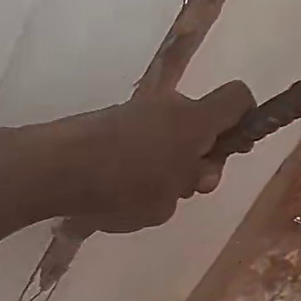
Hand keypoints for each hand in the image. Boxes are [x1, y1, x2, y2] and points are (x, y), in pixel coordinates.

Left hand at [16, 82, 254, 232]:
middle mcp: (170, 106)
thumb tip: (193, 172)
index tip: (231, 151)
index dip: (245, 121)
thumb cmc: (122, 187)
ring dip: (167, 162)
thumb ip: (189, 182)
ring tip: (143, 197)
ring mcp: (137, 109)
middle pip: (201, 123)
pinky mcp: (110, 119)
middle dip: (199, 156)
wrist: (56, 167)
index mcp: (195, 121)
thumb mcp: (167, 201)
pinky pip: (142, 139)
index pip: (237, 99)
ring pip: (170, 135)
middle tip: (181, 189)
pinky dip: (141, 161)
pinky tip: (119, 191)